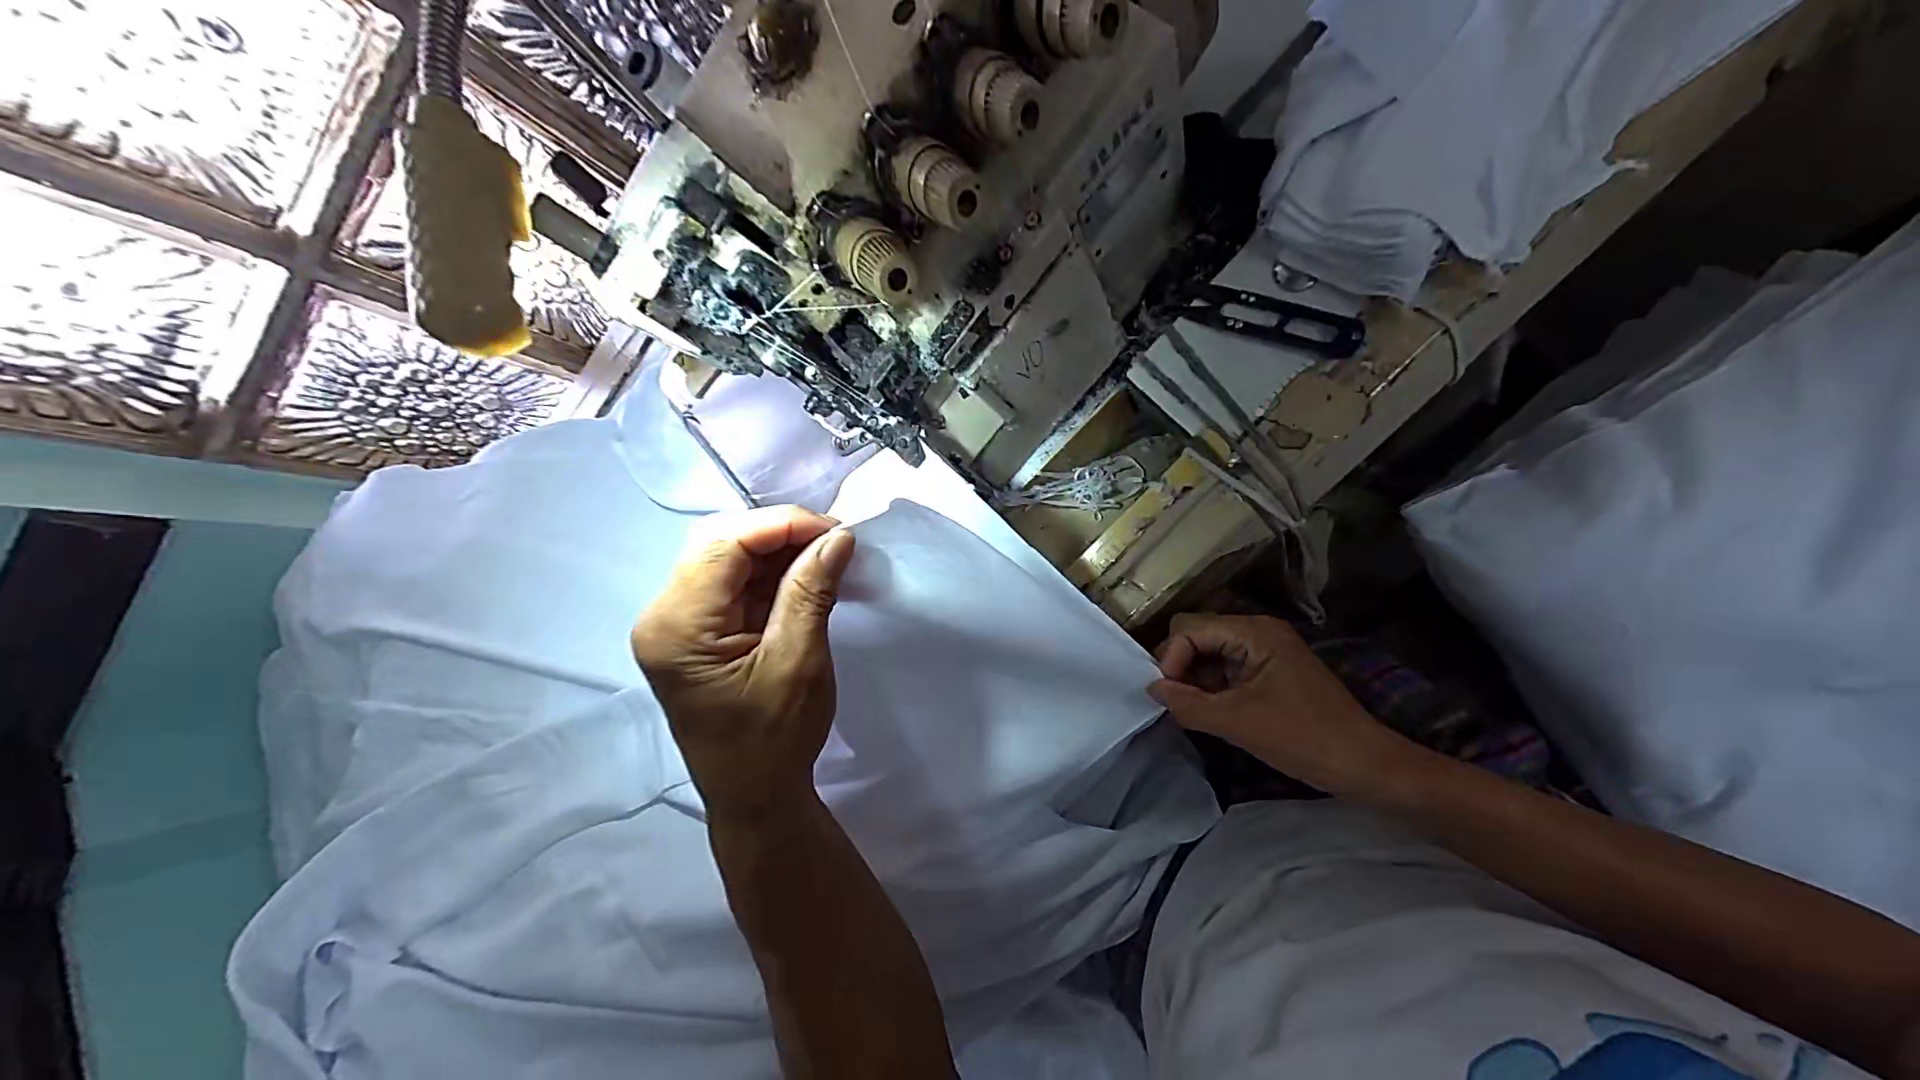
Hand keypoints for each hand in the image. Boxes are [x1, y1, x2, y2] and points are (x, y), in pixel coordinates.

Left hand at [631, 505, 857, 821]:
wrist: (755, 798)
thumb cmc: (775, 741)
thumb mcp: (799, 663)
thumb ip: (811, 591)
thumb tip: (838, 537)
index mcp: (676, 627)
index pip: (724, 544)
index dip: (783, 525)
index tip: (837, 532)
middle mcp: (664, 616)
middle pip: (719, 544)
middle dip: (781, 533)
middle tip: (834, 542)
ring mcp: (677, 623)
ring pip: (727, 558)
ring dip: (779, 551)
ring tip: (826, 556)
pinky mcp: (697, 632)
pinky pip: (733, 584)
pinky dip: (771, 574)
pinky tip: (805, 575)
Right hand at [1147, 614, 1421, 795]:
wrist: (1365, 765)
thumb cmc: (1303, 738)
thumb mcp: (1236, 723)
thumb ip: (1187, 704)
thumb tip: (1151, 689)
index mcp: (1254, 632)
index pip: (1189, 628)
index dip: (1171, 658)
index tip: (1168, 695)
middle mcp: (1258, 631)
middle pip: (1197, 634)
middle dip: (1179, 665)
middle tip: (1175, 702)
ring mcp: (1265, 650)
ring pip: (1209, 652)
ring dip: (1193, 678)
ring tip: (1190, 710)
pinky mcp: (1269, 671)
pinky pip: (1226, 667)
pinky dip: (1211, 686)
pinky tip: (1209, 710)